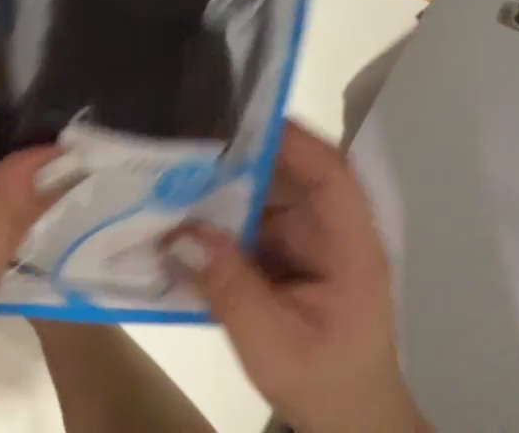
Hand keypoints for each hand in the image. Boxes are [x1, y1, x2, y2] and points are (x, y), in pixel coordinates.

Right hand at [171, 121, 428, 432]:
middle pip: (288, 171)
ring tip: (167, 166)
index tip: (239, 116)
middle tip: (181, 137)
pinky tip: (175, 206)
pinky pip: (245, 215)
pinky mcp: (280, 250)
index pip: (330, 174)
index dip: (292, 140)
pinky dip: (213, 209)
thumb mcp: (274, 346)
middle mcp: (328, 230)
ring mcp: (303, 239)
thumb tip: (181, 232)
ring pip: (261, 190)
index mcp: (350, 247)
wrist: (345, 422)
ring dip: (219, 180)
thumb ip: (231, 288)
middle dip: (237, 151)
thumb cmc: (325, 383)